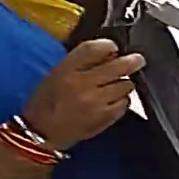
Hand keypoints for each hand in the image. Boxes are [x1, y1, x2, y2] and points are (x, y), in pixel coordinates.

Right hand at [23, 39, 145, 150]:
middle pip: (120, 65)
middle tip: (137, 60)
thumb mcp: (57, 75)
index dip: (109, 46)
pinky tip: (110, 102)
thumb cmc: (49, 101)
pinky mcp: (106, 116)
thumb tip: (112, 53)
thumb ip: (82, 62)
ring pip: (127, 84)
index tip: (114, 49)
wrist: (41, 132)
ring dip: (123, 84)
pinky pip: (126, 101)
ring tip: (111, 88)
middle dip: (132, 61)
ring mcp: (95, 101)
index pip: (94, 49)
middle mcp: (81, 84)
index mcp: (65, 70)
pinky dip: (122, 100)